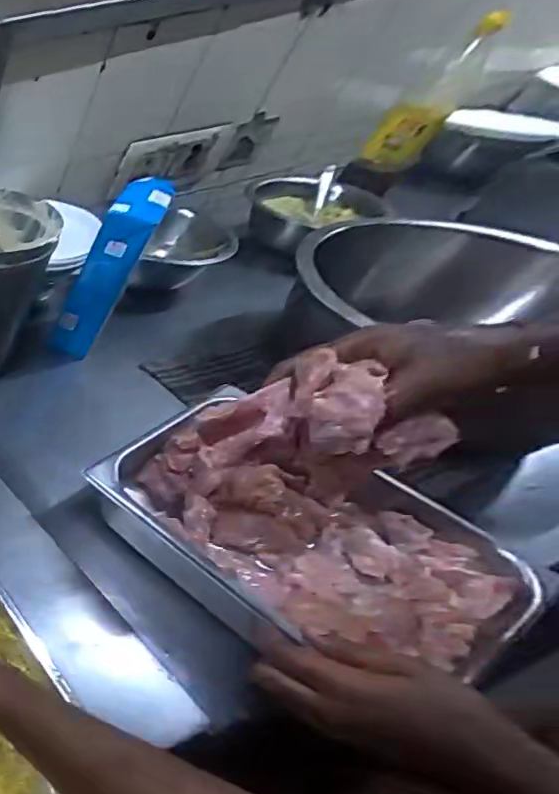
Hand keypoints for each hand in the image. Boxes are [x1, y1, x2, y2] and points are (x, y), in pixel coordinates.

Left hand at [251, 635, 525, 784]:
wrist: (483, 765)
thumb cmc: (453, 709)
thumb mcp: (409, 669)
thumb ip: (352, 652)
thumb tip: (309, 635)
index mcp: (337, 687)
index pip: (282, 657)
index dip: (268, 637)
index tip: (266, 623)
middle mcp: (319, 707)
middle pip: (265, 677)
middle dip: (264, 657)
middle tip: (282, 643)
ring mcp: (324, 727)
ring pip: (276, 695)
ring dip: (276, 676)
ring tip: (298, 661)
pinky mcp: (335, 739)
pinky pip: (296, 710)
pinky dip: (292, 692)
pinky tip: (312, 684)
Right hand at [268, 323, 530, 421]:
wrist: (537, 362)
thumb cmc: (474, 361)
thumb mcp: (424, 382)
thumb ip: (377, 408)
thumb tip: (334, 439)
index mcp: (359, 346)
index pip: (300, 364)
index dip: (276, 388)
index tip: (262, 415)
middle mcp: (364, 359)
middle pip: (314, 386)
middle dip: (298, 412)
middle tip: (284, 437)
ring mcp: (383, 377)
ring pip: (337, 403)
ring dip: (326, 425)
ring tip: (313, 447)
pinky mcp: (400, 394)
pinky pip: (364, 414)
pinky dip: (355, 431)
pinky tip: (351, 448)